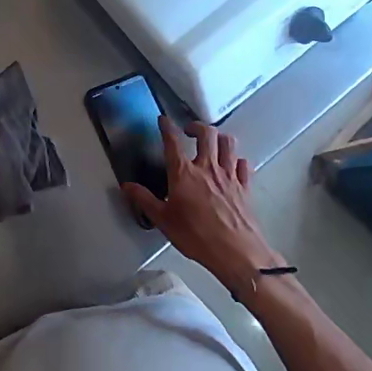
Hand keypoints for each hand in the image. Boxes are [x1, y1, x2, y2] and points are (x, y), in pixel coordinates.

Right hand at [124, 118, 283, 298]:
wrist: (234, 251)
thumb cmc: (196, 236)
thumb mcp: (163, 220)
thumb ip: (144, 200)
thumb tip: (127, 186)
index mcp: (184, 173)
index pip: (172, 142)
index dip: (166, 127)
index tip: (163, 120)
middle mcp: (207, 168)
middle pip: (207, 134)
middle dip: (197, 126)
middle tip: (190, 130)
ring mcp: (228, 175)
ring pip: (228, 143)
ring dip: (220, 137)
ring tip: (212, 141)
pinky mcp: (244, 187)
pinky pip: (243, 165)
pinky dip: (237, 160)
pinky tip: (233, 164)